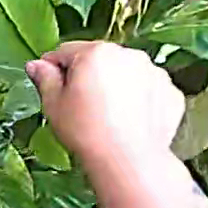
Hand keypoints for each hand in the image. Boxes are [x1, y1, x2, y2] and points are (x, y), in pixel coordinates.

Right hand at [26, 42, 185, 181]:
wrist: (127, 156)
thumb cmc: (82, 128)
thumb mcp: (52, 103)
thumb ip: (45, 78)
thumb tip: (36, 64)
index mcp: (96, 53)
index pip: (64, 51)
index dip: (51, 68)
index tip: (47, 86)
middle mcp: (129, 54)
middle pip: (97, 58)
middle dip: (84, 74)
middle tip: (74, 102)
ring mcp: (155, 71)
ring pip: (123, 72)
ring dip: (111, 84)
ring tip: (101, 113)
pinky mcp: (171, 91)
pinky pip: (145, 88)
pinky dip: (134, 98)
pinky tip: (123, 119)